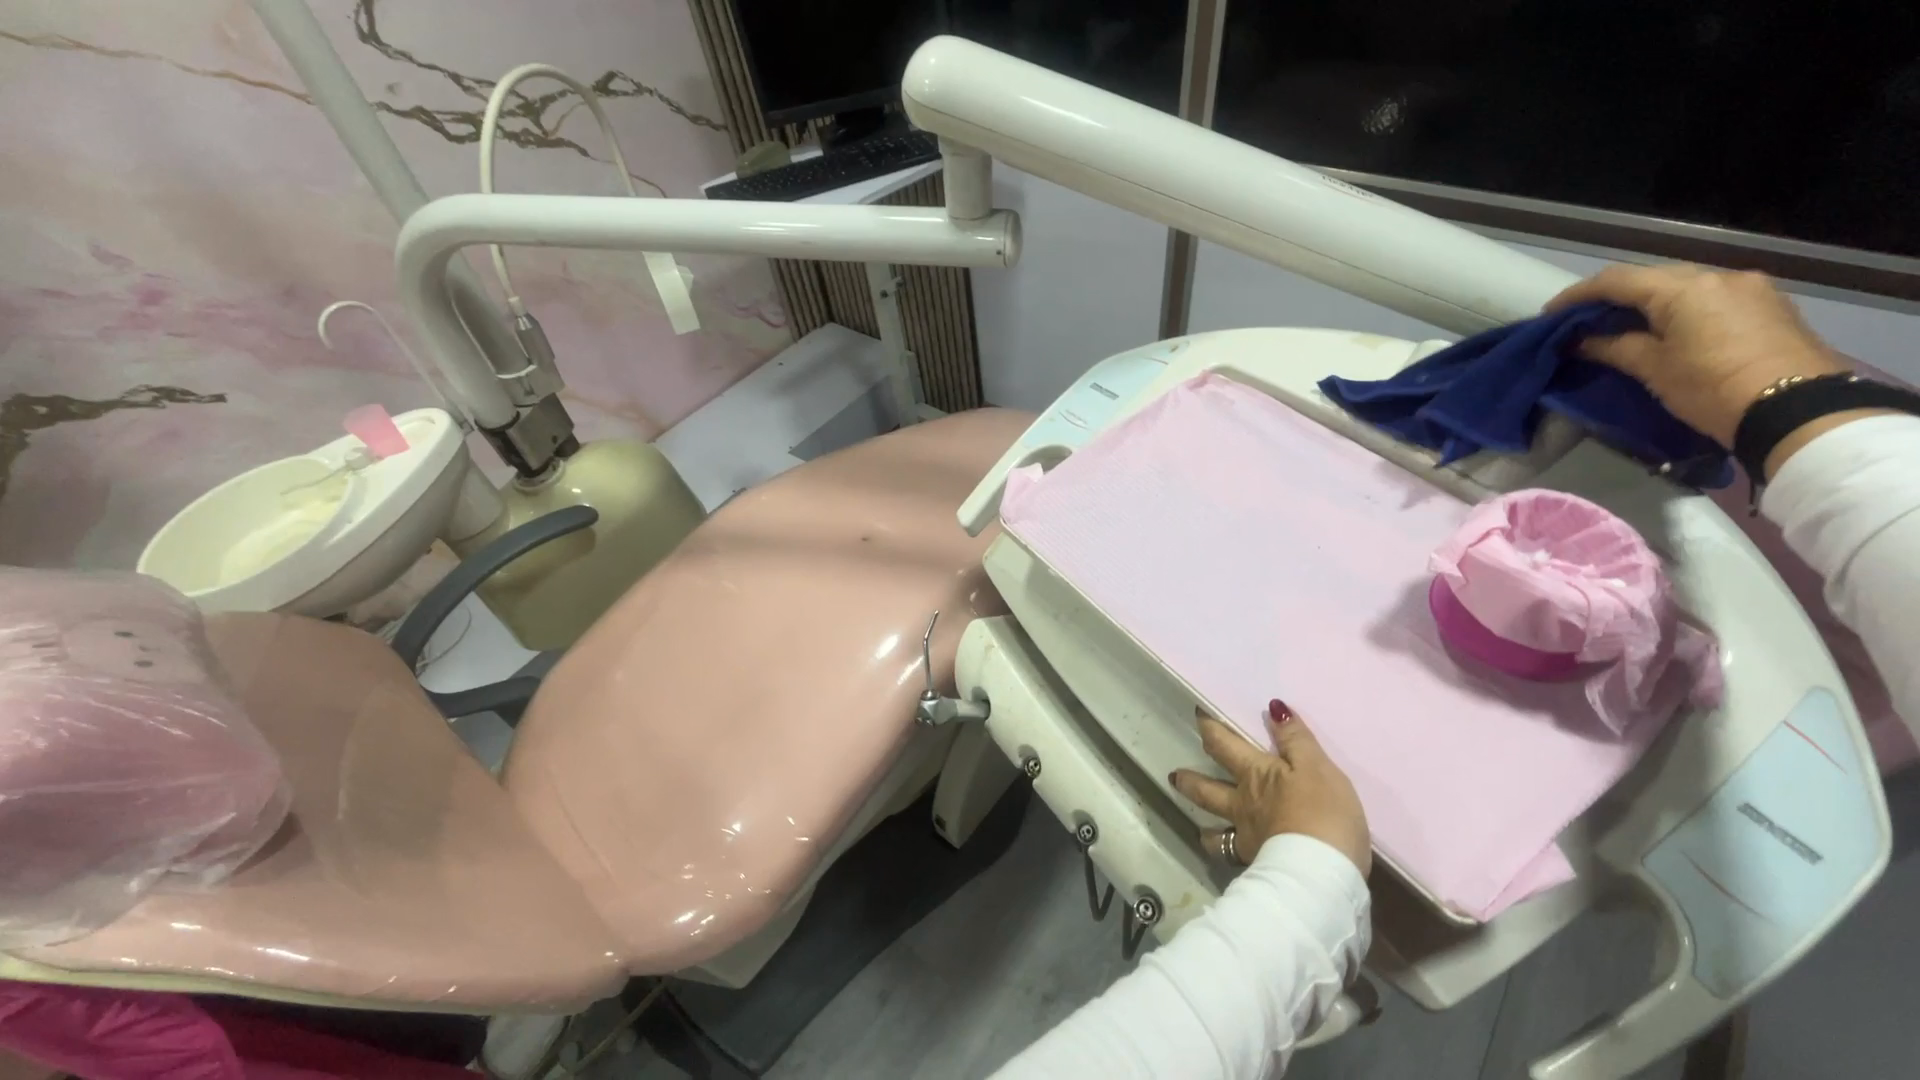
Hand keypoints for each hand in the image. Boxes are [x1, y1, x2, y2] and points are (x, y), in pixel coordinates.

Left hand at [1170, 701, 1370, 876]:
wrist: (1320, 873)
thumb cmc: (1323, 814)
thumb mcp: (1317, 767)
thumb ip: (1295, 739)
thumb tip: (1273, 708)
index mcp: (1256, 775)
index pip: (1224, 745)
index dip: (1210, 729)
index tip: (1198, 716)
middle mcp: (1243, 804)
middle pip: (1207, 789)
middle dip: (1190, 779)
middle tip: (1174, 775)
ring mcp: (1246, 837)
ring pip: (1215, 831)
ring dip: (1205, 827)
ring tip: (1200, 829)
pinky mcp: (1257, 865)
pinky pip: (1234, 859)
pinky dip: (1228, 857)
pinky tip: (1231, 858)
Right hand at [1546, 264, 1846, 449]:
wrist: (1796, 410)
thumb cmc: (1710, 387)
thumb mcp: (1652, 369)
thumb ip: (1612, 347)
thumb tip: (1580, 340)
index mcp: (1683, 288)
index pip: (1616, 280)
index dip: (1577, 295)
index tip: (1549, 315)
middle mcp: (1717, 276)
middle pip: (1652, 278)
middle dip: (1614, 298)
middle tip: (1583, 323)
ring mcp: (1748, 288)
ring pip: (1683, 286)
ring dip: (1648, 303)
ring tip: (1621, 327)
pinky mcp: (1767, 305)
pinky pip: (1709, 298)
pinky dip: (1679, 309)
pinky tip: (1666, 330)